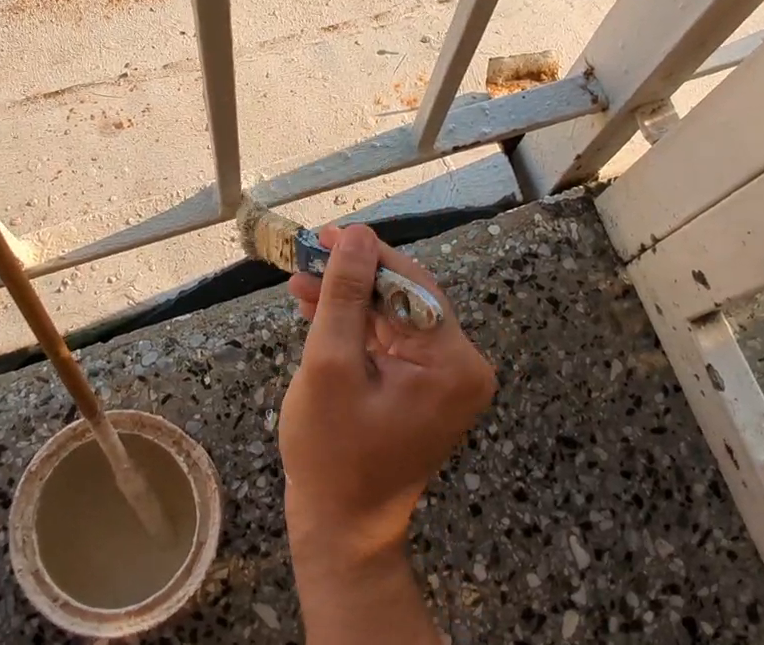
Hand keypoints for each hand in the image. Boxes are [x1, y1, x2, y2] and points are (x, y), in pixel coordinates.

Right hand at [278, 224, 496, 567]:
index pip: (410, 285)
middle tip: (306, 259)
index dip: (366, 255)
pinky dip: (357, 326)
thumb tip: (357, 234)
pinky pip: (393, 341)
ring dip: (349, 299)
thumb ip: (344, 295)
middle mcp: (463, 367)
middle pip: (404, 298)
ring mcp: (447, 379)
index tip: (324, 235)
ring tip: (301, 286)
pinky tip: (319, 312)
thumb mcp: (329, 366)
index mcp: (454, 363)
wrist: (343, 529)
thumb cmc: (332, 453)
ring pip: (395, 316)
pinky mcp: (427, 388)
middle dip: (352, 277)